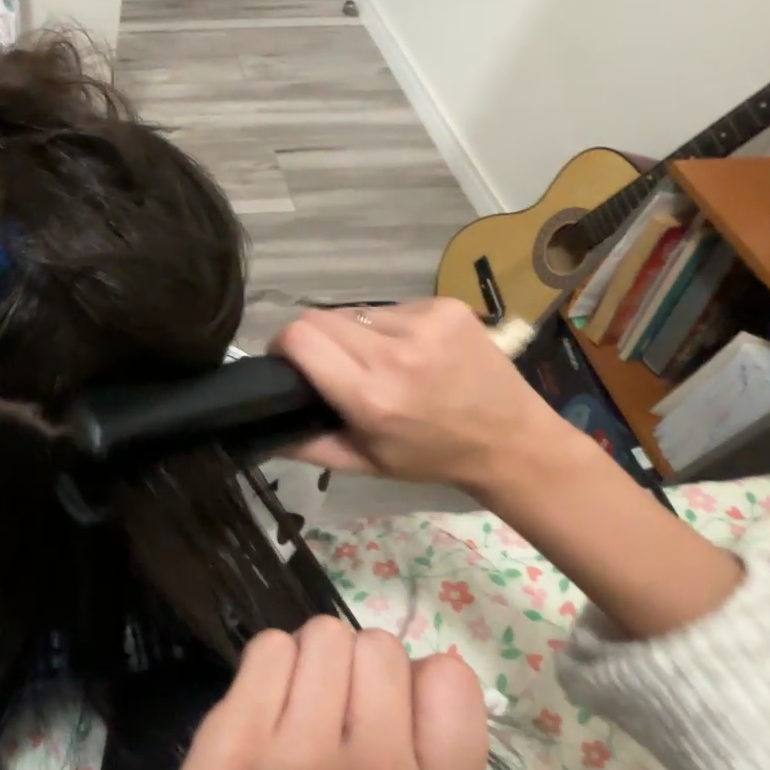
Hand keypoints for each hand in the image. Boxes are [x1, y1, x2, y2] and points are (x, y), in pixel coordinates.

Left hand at [144, 618, 487, 769]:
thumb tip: (420, 678)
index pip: (453, 683)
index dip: (417, 684)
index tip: (390, 711)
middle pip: (379, 646)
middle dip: (356, 668)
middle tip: (331, 713)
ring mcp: (305, 754)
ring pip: (323, 636)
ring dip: (309, 662)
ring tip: (294, 710)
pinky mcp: (236, 739)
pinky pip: (268, 647)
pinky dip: (266, 666)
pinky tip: (259, 711)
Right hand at [278, 303, 741, 638]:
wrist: (513, 440)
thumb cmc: (430, 456)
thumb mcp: (363, 463)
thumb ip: (306, 445)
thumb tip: (256, 428)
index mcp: (371, 396)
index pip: (298, 338)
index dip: (281, 346)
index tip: (286, 364)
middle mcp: (396, 352)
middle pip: (316, 318)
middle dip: (309, 340)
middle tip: (326, 366)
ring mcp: (424, 323)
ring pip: (351, 312)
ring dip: (348, 334)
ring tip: (373, 362)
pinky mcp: (444, 306)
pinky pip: (386, 308)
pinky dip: (383, 327)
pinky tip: (406, 351)